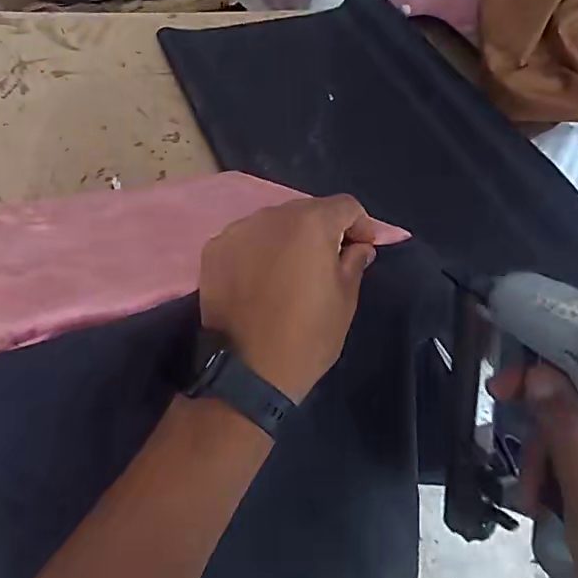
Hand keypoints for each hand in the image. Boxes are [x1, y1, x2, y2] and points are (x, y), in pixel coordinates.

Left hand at [198, 195, 383, 403]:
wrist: (248, 372)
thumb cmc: (308, 336)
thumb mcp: (345, 299)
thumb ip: (354, 262)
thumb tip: (359, 246)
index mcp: (312, 223)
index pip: (345, 206)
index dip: (361, 225)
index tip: (363, 249)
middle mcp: (272, 216)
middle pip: (308, 210)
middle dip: (324, 229)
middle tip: (330, 261)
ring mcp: (238, 230)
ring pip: (274, 223)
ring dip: (289, 239)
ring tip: (292, 272)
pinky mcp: (214, 250)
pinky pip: (247, 239)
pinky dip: (259, 250)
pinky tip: (262, 279)